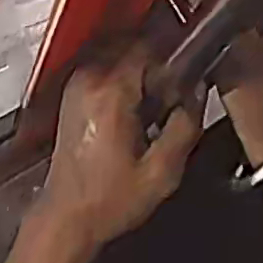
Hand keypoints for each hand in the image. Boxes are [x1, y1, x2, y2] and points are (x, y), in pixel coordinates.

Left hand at [34, 45, 201, 250]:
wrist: (66, 217)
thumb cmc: (108, 200)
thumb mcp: (161, 173)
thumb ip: (185, 127)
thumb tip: (196, 93)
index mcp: (111, 92)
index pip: (148, 46)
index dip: (172, 61)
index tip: (183, 81)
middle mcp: (90, 79)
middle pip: (134, 44)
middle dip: (157, 64)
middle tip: (170, 96)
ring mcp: (77, 82)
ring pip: (120, 51)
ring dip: (140, 68)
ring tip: (153, 103)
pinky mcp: (73, 90)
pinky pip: (106, 64)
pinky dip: (124, 75)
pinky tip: (134, 107)